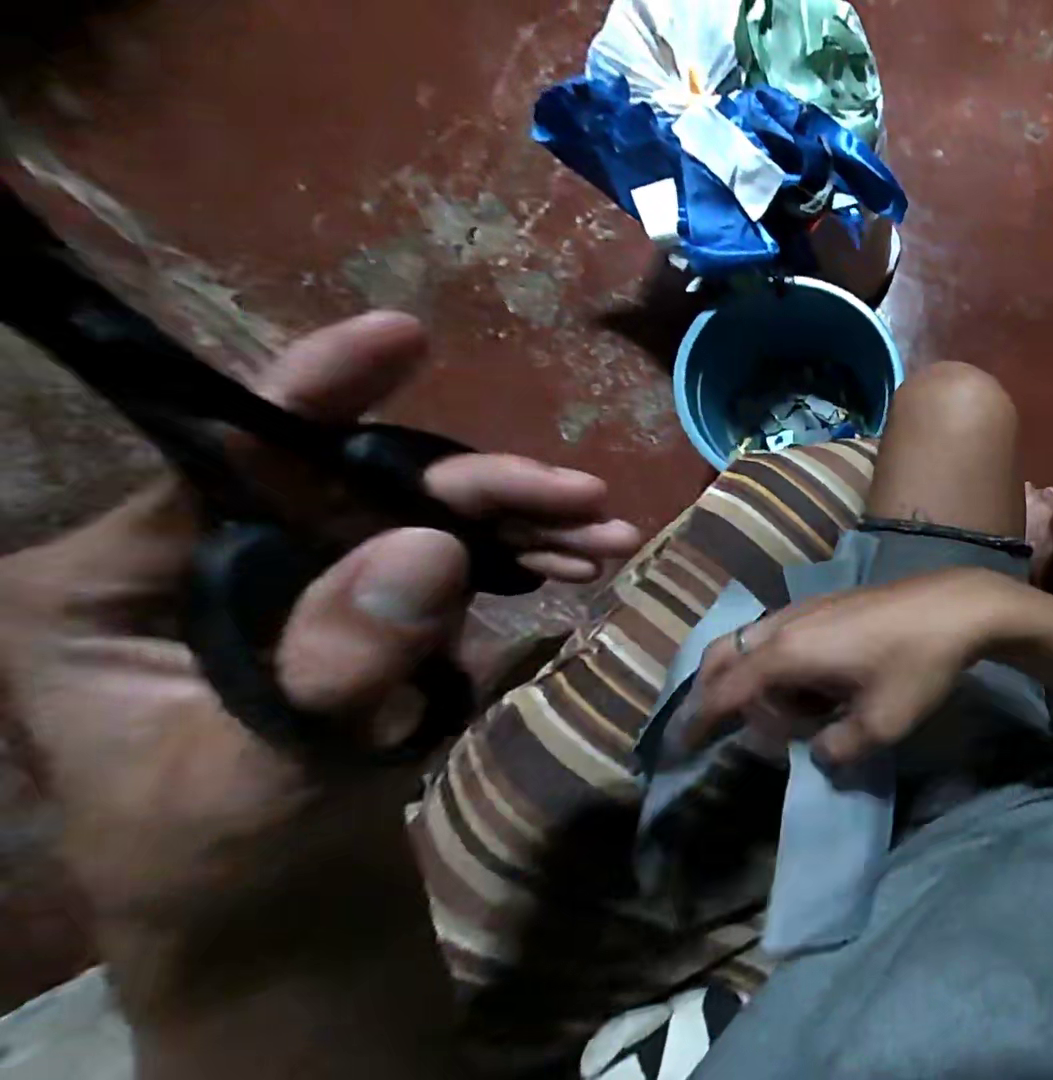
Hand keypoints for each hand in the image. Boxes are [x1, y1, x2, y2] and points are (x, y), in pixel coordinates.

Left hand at [0, 312, 640, 988]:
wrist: (287, 896)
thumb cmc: (227, 850)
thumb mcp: (257, 776)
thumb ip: (330, 667)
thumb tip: (430, 548)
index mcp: (130, 581)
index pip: (227, 461)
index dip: (312, 390)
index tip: (402, 339)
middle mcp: (234, 555)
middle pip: (371, 487)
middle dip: (485, 488)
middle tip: (584, 498)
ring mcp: (323, 576)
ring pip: (436, 518)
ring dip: (529, 524)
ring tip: (609, 537)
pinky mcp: (388, 601)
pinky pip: (469, 559)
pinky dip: (531, 559)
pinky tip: (583, 565)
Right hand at [688, 568, 1021, 763]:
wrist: (957, 605)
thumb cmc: (917, 664)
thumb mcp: (882, 724)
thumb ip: (838, 749)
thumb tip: (819, 752)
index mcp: (788, 652)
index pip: (725, 690)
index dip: (698, 722)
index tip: (681, 748)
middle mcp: (786, 623)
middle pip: (726, 655)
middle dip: (717, 694)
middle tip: (731, 728)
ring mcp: (807, 606)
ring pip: (755, 643)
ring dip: (757, 681)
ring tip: (794, 715)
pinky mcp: (828, 602)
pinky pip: (781, 633)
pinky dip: (779, 663)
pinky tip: (816, 685)